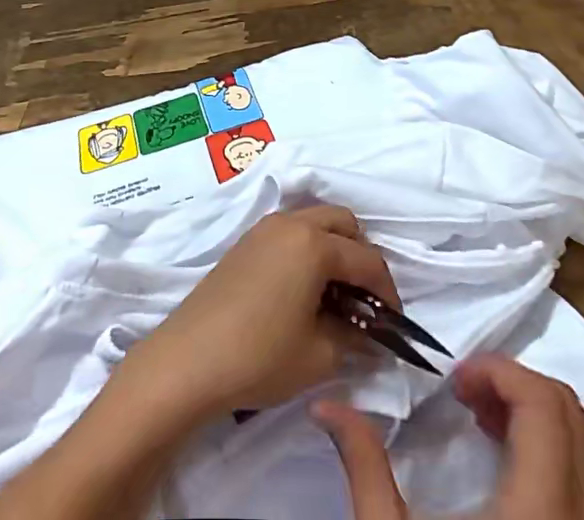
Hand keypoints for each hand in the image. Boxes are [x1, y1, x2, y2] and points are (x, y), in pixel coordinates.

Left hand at [113, 205, 398, 420]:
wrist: (190, 359)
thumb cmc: (261, 355)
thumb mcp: (321, 353)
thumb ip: (354, 337)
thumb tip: (369, 334)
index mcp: (312, 243)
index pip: (368, 260)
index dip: (388, 294)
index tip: (393, 326)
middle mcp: (287, 224)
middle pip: (341, 223)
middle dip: (361, 256)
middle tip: (364, 300)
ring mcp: (260, 230)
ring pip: (312, 223)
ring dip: (332, 250)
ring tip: (336, 298)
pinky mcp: (242, 244)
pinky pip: (287, 234)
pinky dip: (306, 252)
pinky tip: (305, 293)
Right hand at [312, 354, 583, 519]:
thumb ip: (364, 467)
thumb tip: (324, 405)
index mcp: (540, 510)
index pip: (544, 406)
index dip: (500, 371)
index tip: (453, 378)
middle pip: (574, 414)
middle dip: (516, 385)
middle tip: (464, 395)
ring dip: (542, 415)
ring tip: (487, 423)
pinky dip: (564, 449)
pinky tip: (518, 465)